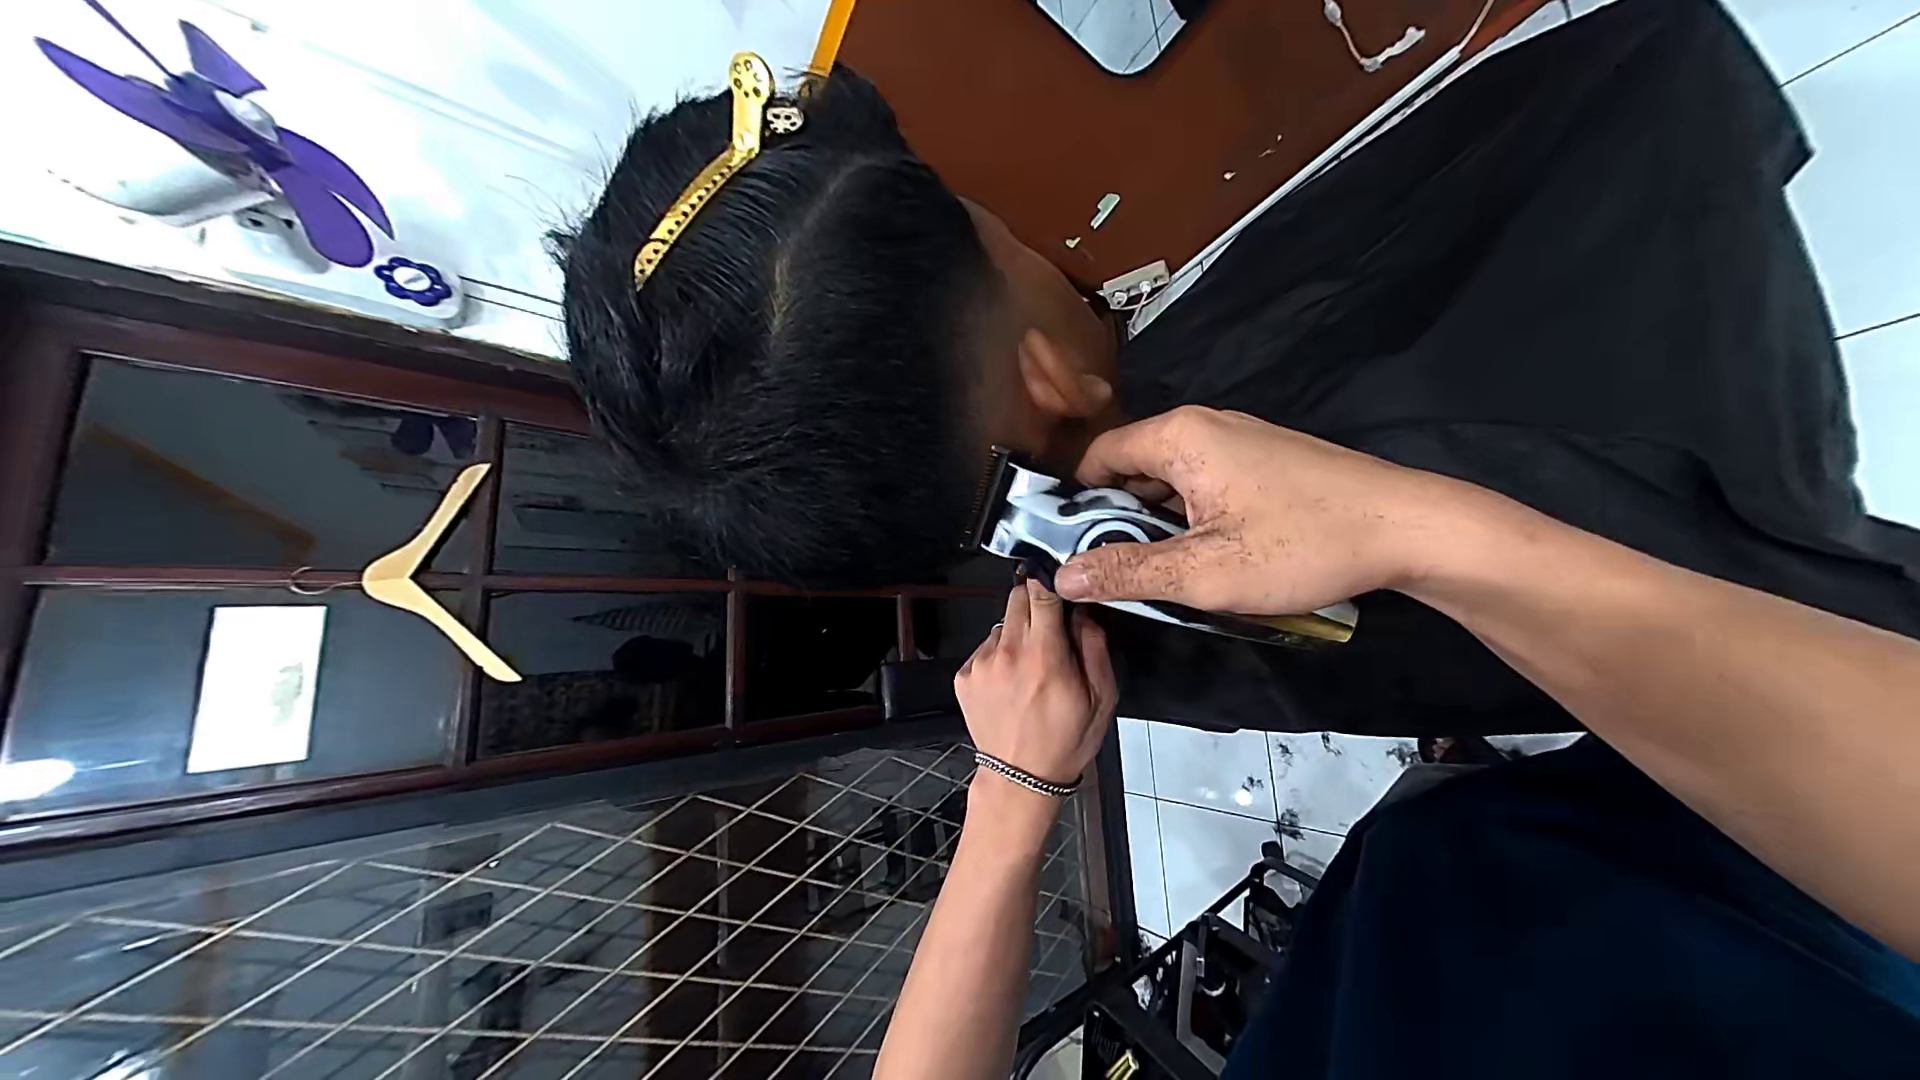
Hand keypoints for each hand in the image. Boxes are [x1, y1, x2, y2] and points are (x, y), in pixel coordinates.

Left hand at [955, 579, 1117, 790]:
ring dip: (1017, 634)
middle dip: (1035, 605)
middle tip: (1049, 632)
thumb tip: (1084, 612)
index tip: (1056, 578)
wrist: (1019, 778)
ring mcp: (981, 663)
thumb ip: (1094, 647)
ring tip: (1030, 668)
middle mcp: (1007, 653)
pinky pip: (985, 648)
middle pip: (1017, 598)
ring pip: (1001, 624)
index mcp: (1044, 656)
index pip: (1040, 592)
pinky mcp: (964, 675)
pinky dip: (999, 656)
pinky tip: (1011, 683)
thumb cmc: (1064, 742)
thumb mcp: (1101, 699)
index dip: (1048, 578)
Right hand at [1054, 406, 1465, 614]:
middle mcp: (1202, 425)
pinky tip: (1206, 552)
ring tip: (1163, 568)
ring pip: (1167, 478)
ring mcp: (1236, 438)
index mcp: (1178, 437)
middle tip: (1118, 568)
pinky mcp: (1261, 457)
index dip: (1078, 502)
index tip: (1075, 546)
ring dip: (1155, 521)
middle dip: (1117, 516)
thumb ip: (1127, 571)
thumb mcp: (1203, 571)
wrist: (1413, 528)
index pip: (1098, 457)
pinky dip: (1187, 514)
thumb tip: (1065, 576)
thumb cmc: (1302, 544)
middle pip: (1131, 467)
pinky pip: (1200, 481)